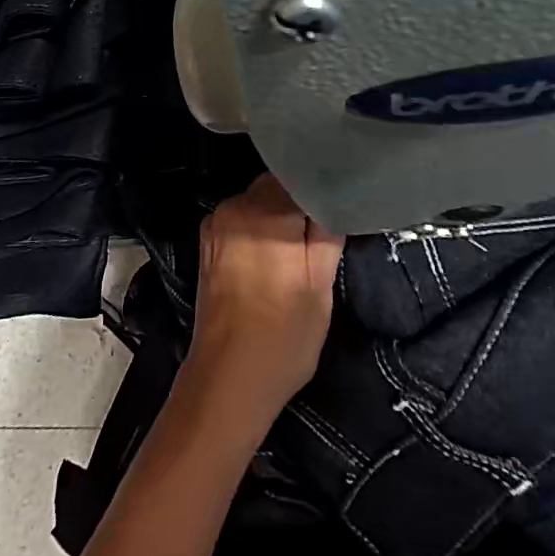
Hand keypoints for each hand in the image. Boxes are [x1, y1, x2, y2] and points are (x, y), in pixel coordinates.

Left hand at [185, 173, 345, 418]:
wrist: (227, 381)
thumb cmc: (283, 336)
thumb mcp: (321, 284)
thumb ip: (328, 231)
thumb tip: (337, 196)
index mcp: (263, 212)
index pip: (300, 174)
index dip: (325, 183)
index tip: (345, 196)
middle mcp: (233, 208)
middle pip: (278, 184)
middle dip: (304, 198)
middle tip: (331, 223)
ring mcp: (216, 225)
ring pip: (261, 200)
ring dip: (284, 212)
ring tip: (309, 239)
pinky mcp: (209, 243)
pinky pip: (244, 218)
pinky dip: (264, 226)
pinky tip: (281, 251)